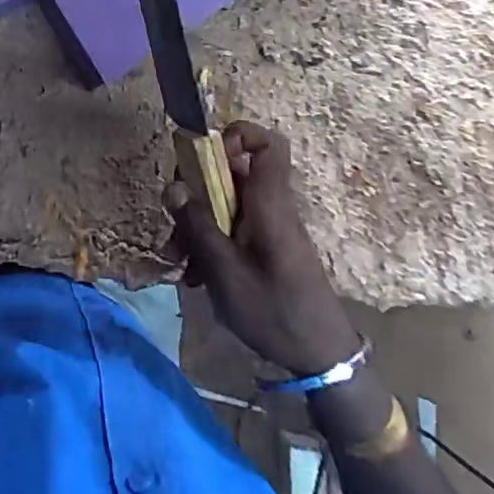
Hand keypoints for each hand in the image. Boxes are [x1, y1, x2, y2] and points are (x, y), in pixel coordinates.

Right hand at [166, 121, 361, 376]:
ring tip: (179, 258)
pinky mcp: (264, 248)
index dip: (237, 136)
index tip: (204, 157)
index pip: (268, 144)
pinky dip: (210, 242)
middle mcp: (270, 207)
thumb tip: (173, 186)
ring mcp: (267, 227)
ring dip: (198, 222)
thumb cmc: (275, 312)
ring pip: (226, 203)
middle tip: (175, 220)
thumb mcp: (226, 274)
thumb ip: (198, 227)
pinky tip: (195, 275)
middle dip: (197, 191)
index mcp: (270, 203)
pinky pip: (232, 228)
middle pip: (233, 173)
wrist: (320, 357)